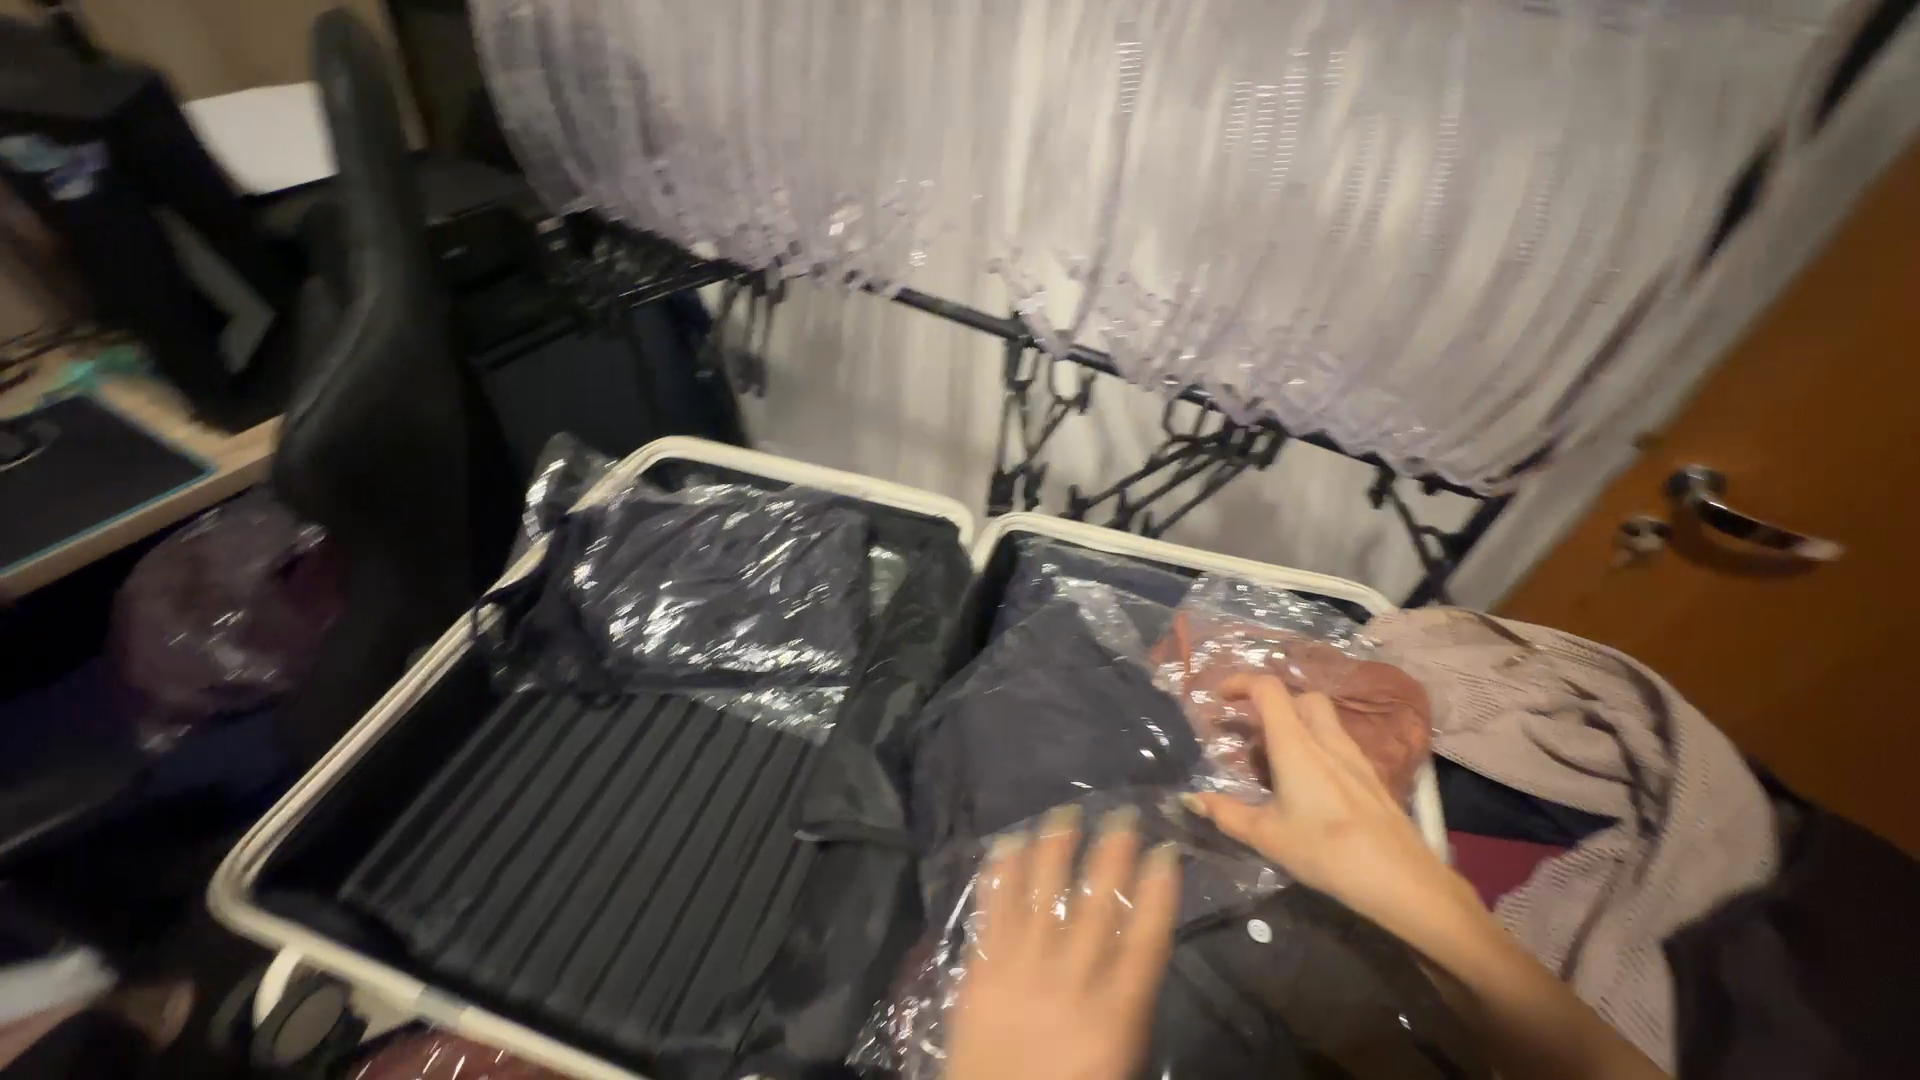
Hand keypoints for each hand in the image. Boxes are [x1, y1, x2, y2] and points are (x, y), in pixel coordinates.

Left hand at [946, 805, 1181, 1079]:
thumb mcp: (1118, 1056)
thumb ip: (1126, 999)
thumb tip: (1131, 943)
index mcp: (1116, 1013)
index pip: (1146, 938)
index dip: (1159, 891)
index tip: (1166, 851)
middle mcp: (1072, 980)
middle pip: (1096, 904)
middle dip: (1112, 853)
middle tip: (1121, 813)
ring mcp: (1023, 969)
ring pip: (1043, 894)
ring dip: (1055, 847)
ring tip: (1065, 811)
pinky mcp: (982, 968)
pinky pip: (994, 909)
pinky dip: (1001, 872)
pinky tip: (1008, 842)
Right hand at [1183, 674, 1482, 947]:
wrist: (1401, 878)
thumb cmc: (1326, 851)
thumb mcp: (1266, 836)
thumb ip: (1225, 813)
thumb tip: (1190, 799)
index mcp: (1295, 744)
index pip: (1268, 689)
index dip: (1240, 682)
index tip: (1219, 696)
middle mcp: (1325, 739)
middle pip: (1299, 696)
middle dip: (1271, 701)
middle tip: (1248, 726)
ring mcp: (1353, 756)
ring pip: (1322, 718)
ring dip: (1295, 722)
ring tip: (1274, 756)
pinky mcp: (1370, 775)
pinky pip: (1338, 743)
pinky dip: (1316, 745)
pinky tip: (1308, 781)